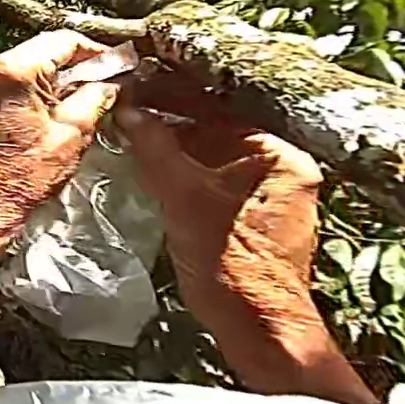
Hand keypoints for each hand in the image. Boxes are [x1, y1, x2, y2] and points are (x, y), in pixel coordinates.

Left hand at [0, 30, 121, 236]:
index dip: (98, 51)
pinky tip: (66, 103)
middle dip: (82, 62)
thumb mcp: (73, 131)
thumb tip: (115, 80)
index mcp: (14, 70)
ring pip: (35, 61)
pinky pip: (20, 77)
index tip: (122, 64)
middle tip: (112, 79)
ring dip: (64, 74)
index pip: (65, 41)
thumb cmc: (24, 173)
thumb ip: (97, 96)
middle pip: (48, 47)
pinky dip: (44, 84)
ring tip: (93, 94)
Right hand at [118, 76, 376, 403]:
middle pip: (212, 124)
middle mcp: (277, 165)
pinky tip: (143, 152)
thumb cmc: (230, 261)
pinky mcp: (240, 207)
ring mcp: (260, 187)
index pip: (220, 106)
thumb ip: (155, 147)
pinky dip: (174, 161)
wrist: (255, 326)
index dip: (174, 91)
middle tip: (125, 97)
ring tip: (127, 119)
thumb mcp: (184, 196)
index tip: (136, 77)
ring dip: (168, 137)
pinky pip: (203, 170)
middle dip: (168, 112)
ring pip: (205, 147)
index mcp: (279, 155)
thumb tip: (128, 110)